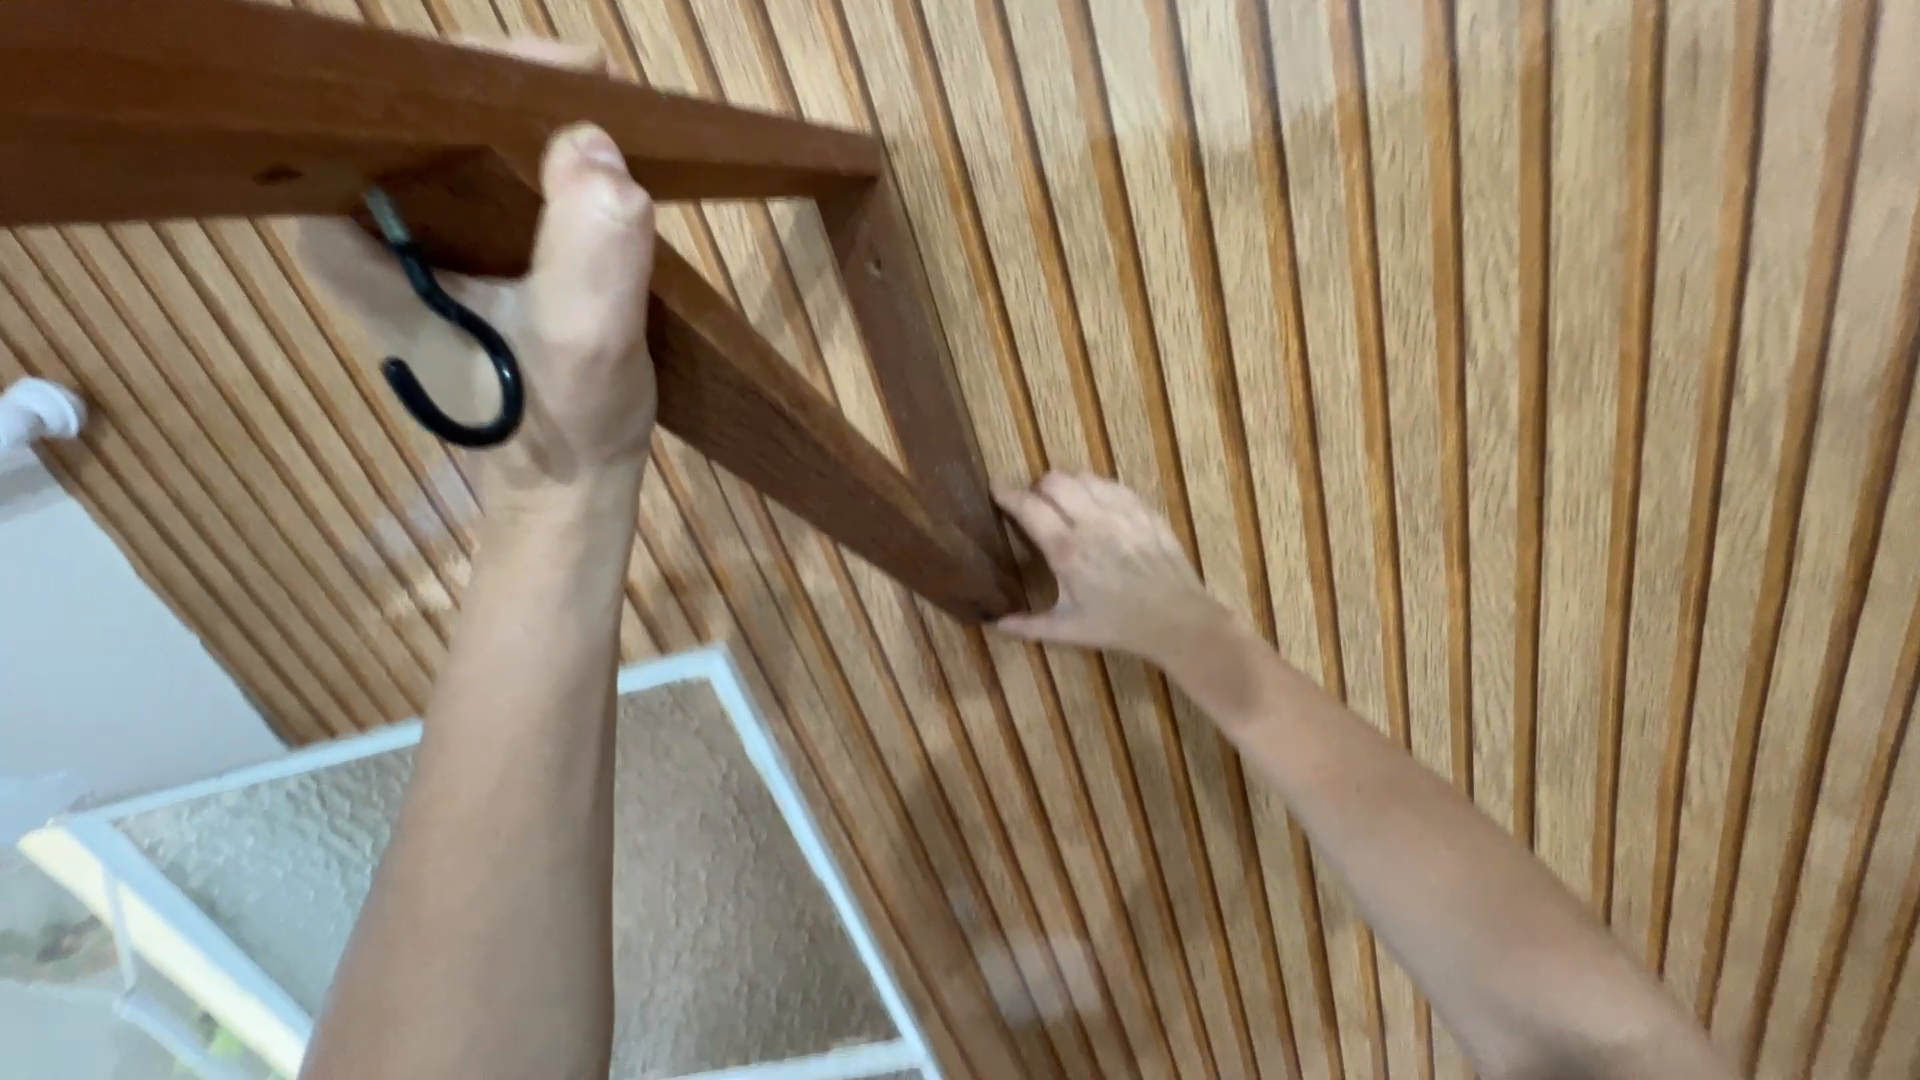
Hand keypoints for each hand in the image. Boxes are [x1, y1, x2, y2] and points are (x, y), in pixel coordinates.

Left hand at [296, 41, 657, 498]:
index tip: (577, 78)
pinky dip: (550, 168)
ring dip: (540, 129)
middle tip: (602, 93)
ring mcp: (413, 238)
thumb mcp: (584, 346)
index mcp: (350, 234)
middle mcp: (363, 222)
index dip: (483, 74)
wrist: (572, 488)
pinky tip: (597, 169)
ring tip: (609, 122)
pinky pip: (498, 179)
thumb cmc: (563, 429)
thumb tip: (597, 145)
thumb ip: (590, 249)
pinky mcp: (461, 256)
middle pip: (428, 111)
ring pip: (469, 141)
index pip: (387, 101)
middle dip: (518, 96)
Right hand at [992, 472, 1235, 665]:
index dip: (1007, 495)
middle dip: (1038, 487)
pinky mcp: (1144, 510)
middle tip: (1036, 503)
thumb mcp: (1070, 630)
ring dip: (1067, 484)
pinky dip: (1097, 487)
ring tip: (1066, 501)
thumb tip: (998, 624)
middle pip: (1054, 481)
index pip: (1028, 507)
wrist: (1177, 619)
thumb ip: (1031, 625)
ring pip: (1083, 476)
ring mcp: (1120, 512)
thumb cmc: (1119, 626)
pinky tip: (1097, 504)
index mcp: (1066, 550)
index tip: (996, 490)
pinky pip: (1112, 484)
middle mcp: (1090, 522)